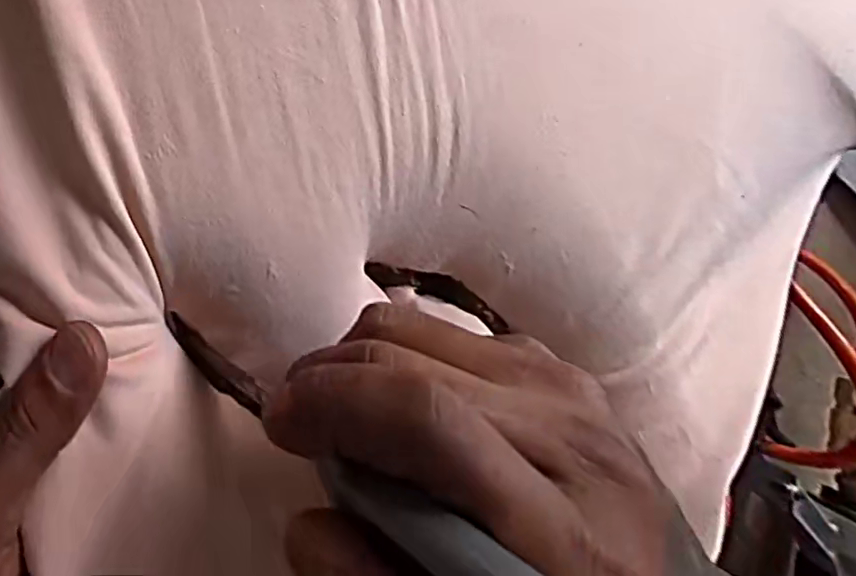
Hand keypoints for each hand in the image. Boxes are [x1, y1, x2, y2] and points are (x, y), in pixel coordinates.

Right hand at [264, 302, 714, 575]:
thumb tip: (305, 521)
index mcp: (566, 528)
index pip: (424, 415)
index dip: (332, 401)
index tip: (280, 423)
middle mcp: (575, 437)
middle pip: (406, 358)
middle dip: (323, 377)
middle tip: (293, 416)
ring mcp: (570, 391)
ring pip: (414, 326)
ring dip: (352, 357)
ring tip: (336, 402)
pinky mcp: (556, 367)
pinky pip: (445, 329)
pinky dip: (397, 351)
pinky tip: (393, 396)